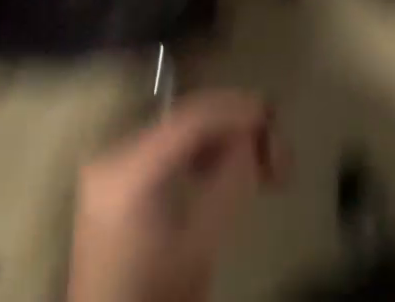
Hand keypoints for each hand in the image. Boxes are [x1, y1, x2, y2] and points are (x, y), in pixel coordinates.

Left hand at [68, 91, 289, 301]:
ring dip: (228, 140)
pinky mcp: (123, 180)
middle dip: (237, 127)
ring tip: (267, 168)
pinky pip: (174, 149)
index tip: (275, 118)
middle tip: (279, 153)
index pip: (190, 120)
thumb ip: (229, 183)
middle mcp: (115, 155)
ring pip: (185, 132)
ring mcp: (116, 166)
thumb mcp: (198, 248)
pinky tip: (236, 172)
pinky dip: (207, 154)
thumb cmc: (152, 298)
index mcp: (126, 170)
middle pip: (189, 119)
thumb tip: (253, 138)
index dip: (237, 111)